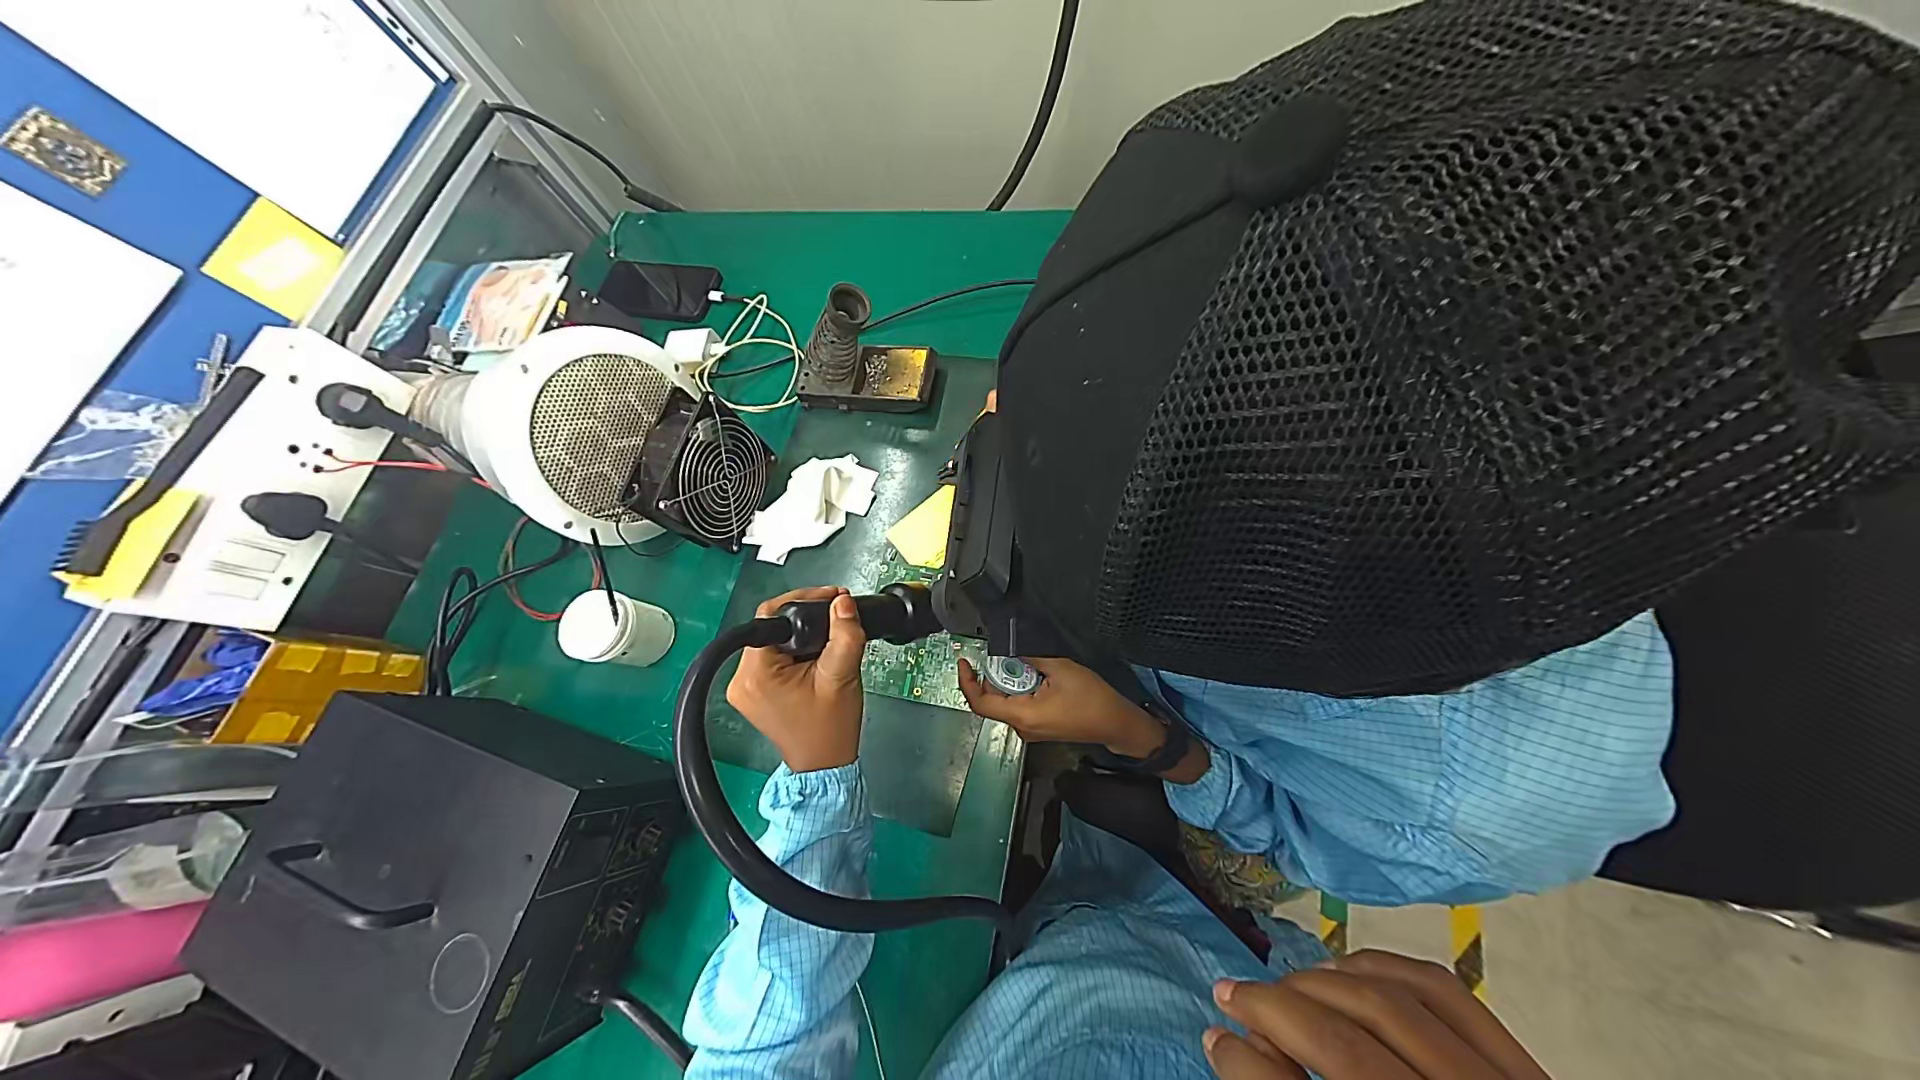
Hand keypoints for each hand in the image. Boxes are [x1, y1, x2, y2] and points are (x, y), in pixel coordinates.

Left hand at [725, 587, 867, 772]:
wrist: (824, 763)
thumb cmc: (829, 730)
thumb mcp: (841, 675)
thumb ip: (845, 634)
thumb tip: (843, 604)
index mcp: (756, 675)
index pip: (771, 615)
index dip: (803, 601)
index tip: (828, 599)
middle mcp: (742, 679)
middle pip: (772, 625)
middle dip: (806, 618)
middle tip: (834, 618)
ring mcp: (745, 685)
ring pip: (774, 638)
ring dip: (802, 633)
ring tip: (826, 639)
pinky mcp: (754, 689)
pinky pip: (773, 653)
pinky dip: (794, 648)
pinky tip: (813, 654)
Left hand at [957, 655, 1163, 757]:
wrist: (1115, 723)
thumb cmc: (1092, 699)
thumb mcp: (1060, 669)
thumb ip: (1030, 660)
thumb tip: (1010, 654)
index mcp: (1022, 715)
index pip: (980, 703)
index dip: (967, 682)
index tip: (965, 663)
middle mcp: (1021, 728)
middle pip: (991, 701)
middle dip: (991, 677)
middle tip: (1002, 656)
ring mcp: (1029, 730)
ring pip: (1005, 704)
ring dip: (1007, 682)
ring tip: (1024, 665)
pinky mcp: (1038, 728)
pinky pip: (1018, 707)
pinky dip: (1017, 690)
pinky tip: (1032, 677)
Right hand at [1205, 950, 1550, 1079]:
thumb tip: (1223, 1041)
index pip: (1330, 1063)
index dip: (1260, 1036)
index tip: (1218, 1025)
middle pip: (1356, 1029)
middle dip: (1281, 1002)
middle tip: (1240, 1001)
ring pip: (1397, 996)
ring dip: (1326, 979)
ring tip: (1289, 988)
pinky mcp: (1526, 1074)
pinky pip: (1444, 990)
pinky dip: (1383, 968)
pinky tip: (1346, 974)